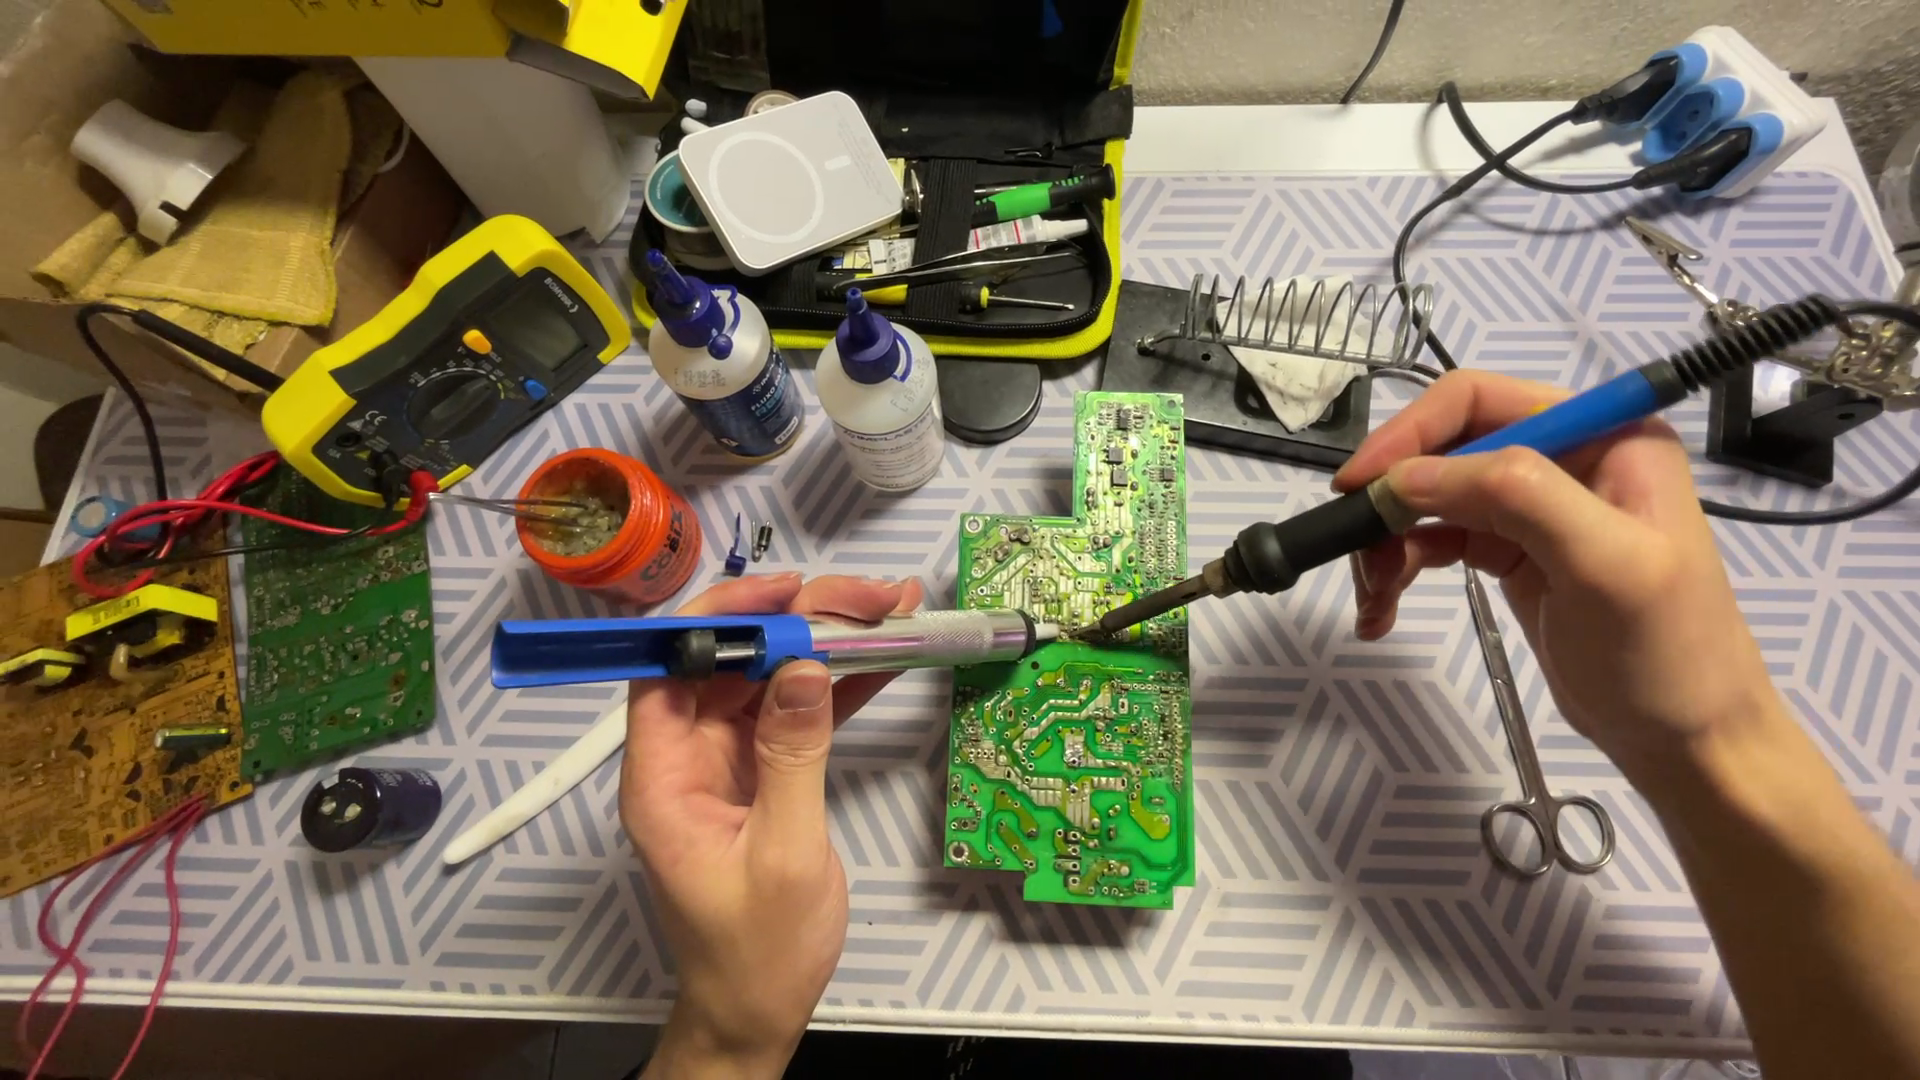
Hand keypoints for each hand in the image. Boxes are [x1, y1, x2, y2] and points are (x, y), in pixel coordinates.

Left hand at [623, 573, 923, 1078]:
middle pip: (735, 660)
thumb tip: (803, 666)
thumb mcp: (782, 855)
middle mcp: (691, 753)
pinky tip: (888, 655)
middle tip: (872, 599)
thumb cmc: (758, 950)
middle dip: (802, 621)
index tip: (786, 590)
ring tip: (893, 611)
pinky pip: (803, 710)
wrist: (761, 1009)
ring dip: (832, 642)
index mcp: (664, 775)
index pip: (669, 667)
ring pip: (776, 676)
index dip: (720, 616)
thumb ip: (792, 757)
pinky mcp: (769, 767)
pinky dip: (844, 682)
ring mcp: (732, 758)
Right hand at [1333, 370, 1785, 790]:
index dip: (1407, 434)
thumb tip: (1401, 478)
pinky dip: (1394, 571)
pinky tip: (1379, 610)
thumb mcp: (1605, 564)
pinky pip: (1427, 543)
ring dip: (1384, 546)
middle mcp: (1559, 460)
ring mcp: (1527, 509)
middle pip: (1437, 454)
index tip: (1355, 486)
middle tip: (1357, 554)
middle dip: (1389, 504)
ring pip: (1423, 502)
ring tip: (1372, 599)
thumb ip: (1512, 496)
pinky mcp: (1503, 552)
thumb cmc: (1664, 650)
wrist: (1684, 737)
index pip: (1476, 402)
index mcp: (1600, 437)